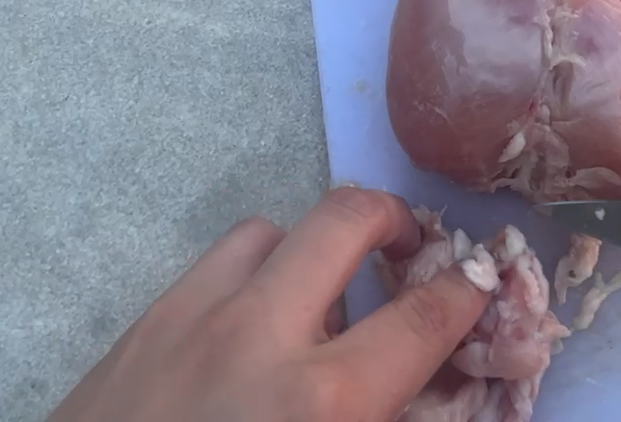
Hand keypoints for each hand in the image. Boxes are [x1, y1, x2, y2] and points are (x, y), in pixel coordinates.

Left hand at [50, 187, 489, 421]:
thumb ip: (374, 419)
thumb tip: (417, 388)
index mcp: (317, 403)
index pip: (419, 321)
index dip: (462, 293)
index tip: (477, 278)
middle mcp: (260, 335)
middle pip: (347, 218)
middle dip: (393, 218)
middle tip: (406, 245)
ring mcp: (193, 316)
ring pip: (273, 229)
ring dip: (308, 250)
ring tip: (313, 294)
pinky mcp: (144, 322)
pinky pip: (215, 261)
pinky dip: (249, 273)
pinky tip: (243, 323)